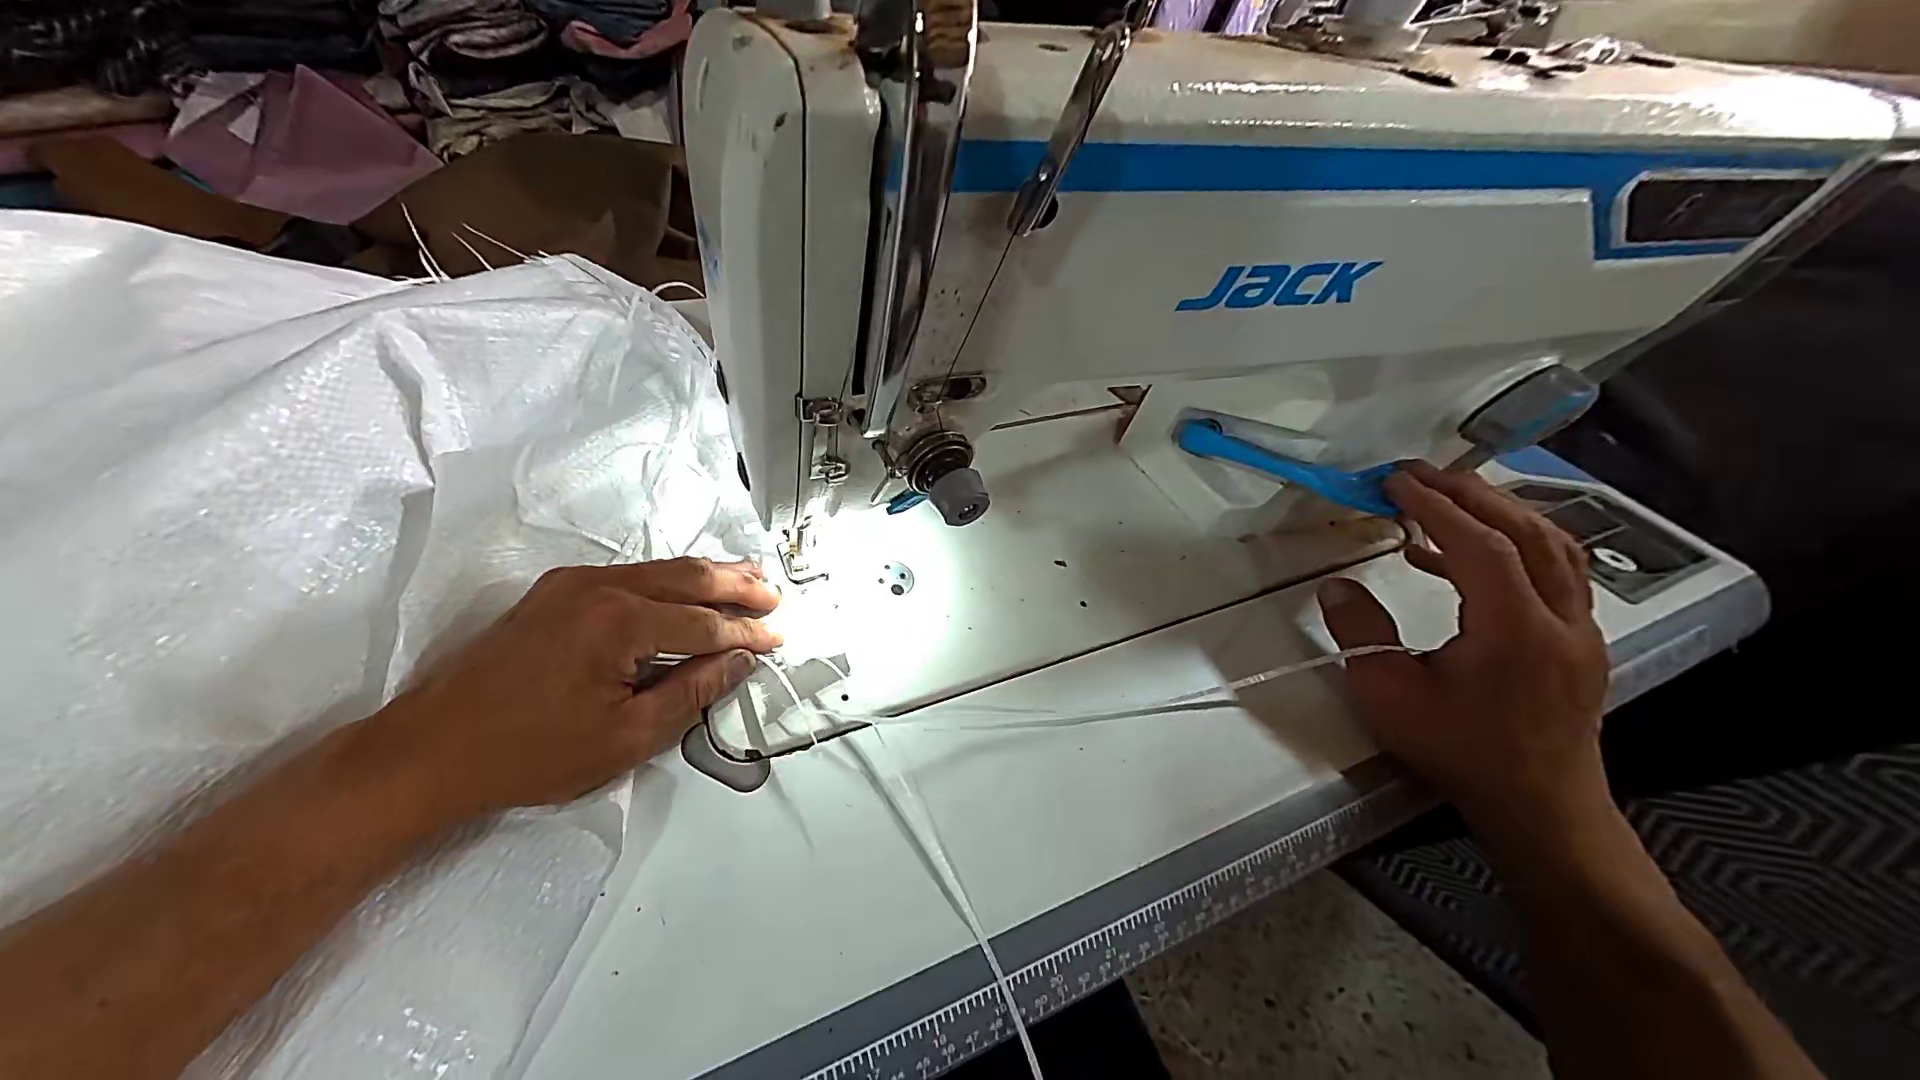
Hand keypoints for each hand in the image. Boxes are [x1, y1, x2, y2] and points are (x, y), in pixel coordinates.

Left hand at [364, 557, 781, 823]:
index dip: (746, 633)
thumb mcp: (627, 737)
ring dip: (708, 574)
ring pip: (662, 567)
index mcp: (619, 622)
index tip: (776, 639)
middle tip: (774, 595)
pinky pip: (631, 573)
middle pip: (690, 576)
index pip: (705, 623)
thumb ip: (692, 692)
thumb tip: (737, 661)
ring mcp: (573, 583)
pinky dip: (670, 579)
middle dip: (738, 585)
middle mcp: (599, 587)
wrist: (427, 752)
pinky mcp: (555, 590)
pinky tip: (689, 587)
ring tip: (747, 577)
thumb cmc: (528, 754)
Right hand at [1318, 462, 1610, 830]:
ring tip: (1448, 496)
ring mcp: (1580, 628)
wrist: (1538, 804)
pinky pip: (1555, 571)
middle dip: (1470, 494)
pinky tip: (1462, 555)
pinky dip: (1513, 546)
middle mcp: (1560, 617)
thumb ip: (1361, 632)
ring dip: (1500, 512)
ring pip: (1552, 546)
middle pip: (1525, 532)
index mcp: (1514, 628)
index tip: (1396, 481)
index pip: (1480, 545)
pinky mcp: (1581, 641)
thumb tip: (1337, 586)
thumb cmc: (1459, 749)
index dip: (1436, 506)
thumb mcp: (1388, 694)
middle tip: (1420, 473)